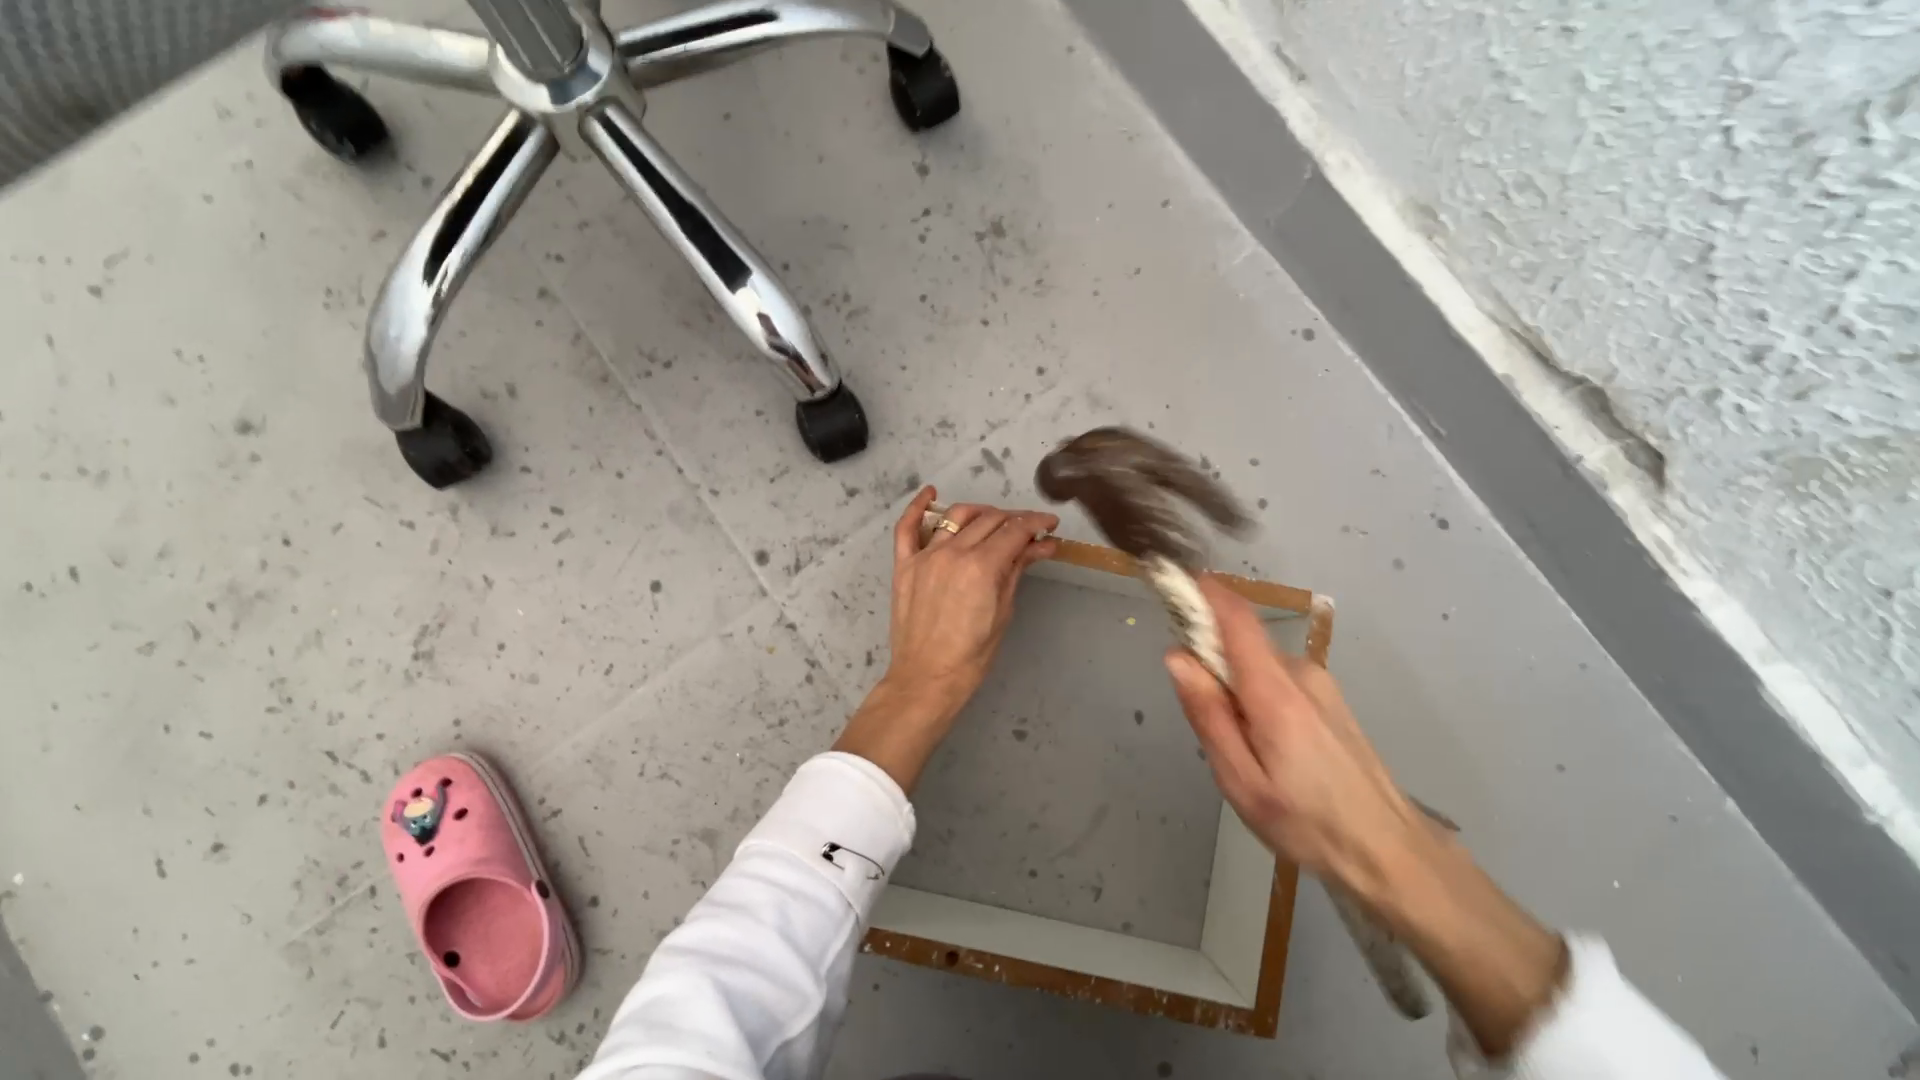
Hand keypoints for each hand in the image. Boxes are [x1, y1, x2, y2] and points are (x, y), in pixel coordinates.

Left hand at [833, 487, 1057, 791]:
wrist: (927, 678)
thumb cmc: (971, 656)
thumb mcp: (1003, 611)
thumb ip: (1017, 570)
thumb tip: (1041, 546)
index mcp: (981, 567)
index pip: (1014, 531)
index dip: (1036, 524)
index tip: (1050, 525)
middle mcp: (952, 553)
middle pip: (989, 520)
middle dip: (1014, 519)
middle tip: (1030, 529)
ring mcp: (925, 556)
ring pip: (956, 517)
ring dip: (980, 512)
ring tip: (996, 519)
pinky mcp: (904, 565)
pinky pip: (907, 528)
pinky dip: (917, 507)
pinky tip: (931, 493)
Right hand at [1166, 578, 1566, 1057]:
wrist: (1388, 850)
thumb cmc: (1306, 822)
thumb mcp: (1240, 780)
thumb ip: (1208, 715)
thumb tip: (1177, 656)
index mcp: (1275, 693)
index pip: (1237, 619)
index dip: (1203, 594)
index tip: (1172, 584)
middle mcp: (1301, 675)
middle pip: (1242, 642)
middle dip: (1210, 661)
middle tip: (1204, 723)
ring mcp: (1320, 685)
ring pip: (1258, 665)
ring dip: (1234, 687)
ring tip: (1243, 753)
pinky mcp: (1329, 699)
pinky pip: (1277, 680)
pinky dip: (1256, 698)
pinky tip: (1269, 751)